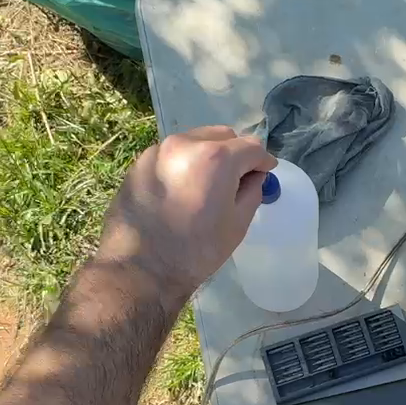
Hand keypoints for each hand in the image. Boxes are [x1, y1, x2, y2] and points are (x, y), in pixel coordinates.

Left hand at [93, 126, 274, 305]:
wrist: (141, 268)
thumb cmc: (197, 250)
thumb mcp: (237, 223)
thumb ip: (252, 191)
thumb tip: (254, 177)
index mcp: (216, 157)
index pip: (252, 147)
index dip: (263, 161)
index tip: (265, 174)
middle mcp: (186, 144)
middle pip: (223, 136)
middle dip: (236, 154)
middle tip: (238, 180)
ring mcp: (159, 150)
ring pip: (196, 141)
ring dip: (210, 156)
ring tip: (209, 185)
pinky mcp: (140, 163)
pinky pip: (173, 155)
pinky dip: (186, 164)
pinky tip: (184, 191)